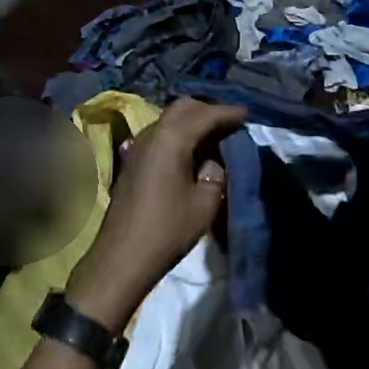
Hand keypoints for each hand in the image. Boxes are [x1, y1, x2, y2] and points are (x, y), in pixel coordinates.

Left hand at [64, 99, 246, 328]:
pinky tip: (191, 153)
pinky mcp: (132, 160)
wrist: (120, 261)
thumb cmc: (167, 230)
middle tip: (229, 125)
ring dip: (192, 122)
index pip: (206, 114)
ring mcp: (138, 146)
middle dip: (209, 111)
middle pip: (184, 107)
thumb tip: (215, 161)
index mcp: (172, 138)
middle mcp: (153, 133)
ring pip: (170, 119)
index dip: (229, 113)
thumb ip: (216, 174)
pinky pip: (160, 134)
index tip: (247, 116)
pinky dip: (179, 134)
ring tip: (214, 138)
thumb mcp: (205, 203)